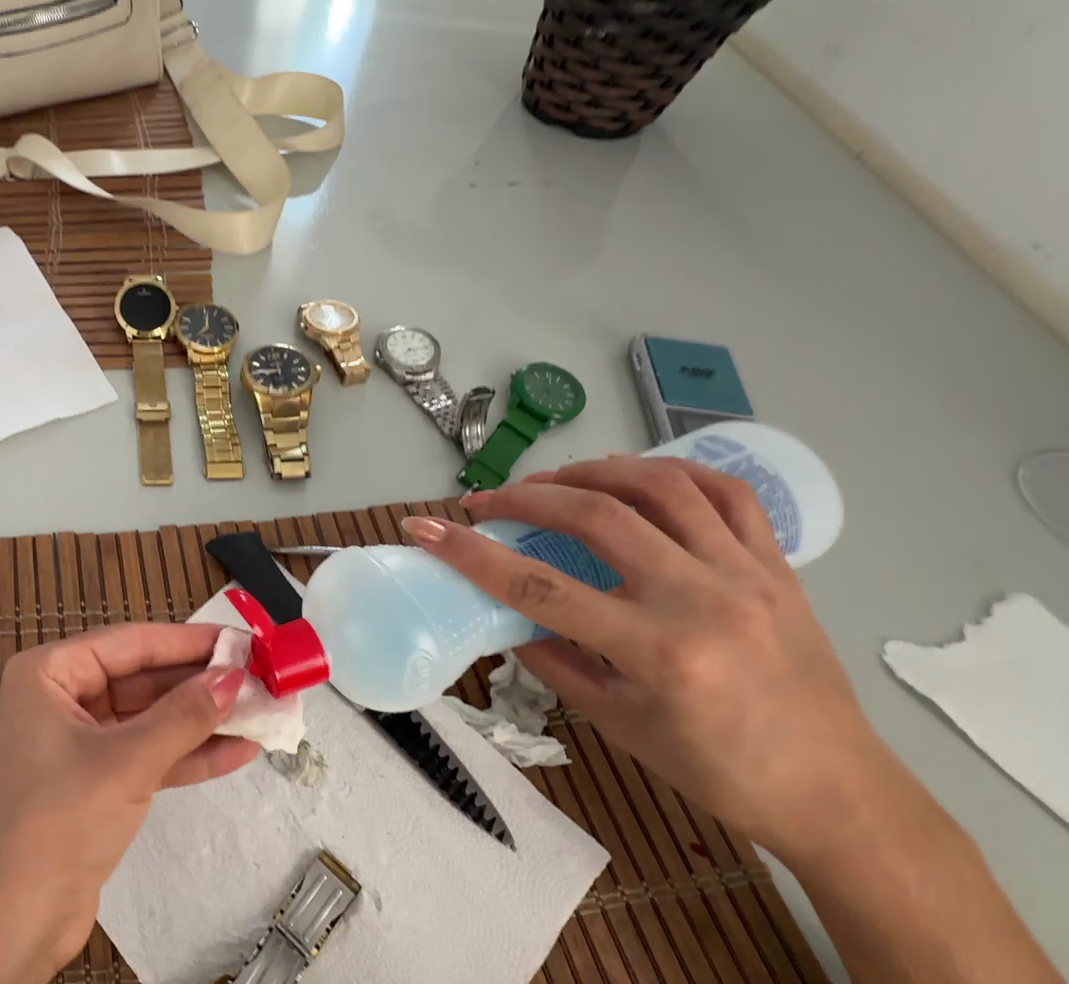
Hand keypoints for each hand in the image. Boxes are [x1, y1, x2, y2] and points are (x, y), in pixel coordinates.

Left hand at [0, 623, 256, 983]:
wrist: (12, 919)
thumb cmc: (56, 822)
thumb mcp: (126, 762)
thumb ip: (183, 716)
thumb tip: (233, 677)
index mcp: (49, 674)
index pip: (130, 643)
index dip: (188, 641)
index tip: (241, 640)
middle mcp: (61, 698)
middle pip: (143, 678)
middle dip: (201, 682)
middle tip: (261, 676)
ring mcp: (78, 742)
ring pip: (151, 718)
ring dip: (202, 719)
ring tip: (261, 711)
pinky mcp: (96, 782)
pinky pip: (149, 755)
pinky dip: (189, 755)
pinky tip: (238, 750)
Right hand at [402, 457, 886, 864]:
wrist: (837, 791)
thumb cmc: (719, 771)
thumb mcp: (618, 723)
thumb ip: (555, 660)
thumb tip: (506, 616)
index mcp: (658, 652)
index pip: (541, 587)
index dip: (472, 554)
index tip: (425, 528)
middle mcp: (702, 599)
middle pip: (596, 517)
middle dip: (525, 498)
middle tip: (485, 500)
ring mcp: (746, 574)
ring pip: (659, 487)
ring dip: (590, 471)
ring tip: (551, 480)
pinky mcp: (777, 565)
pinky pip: (724, 493)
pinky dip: (670, 471)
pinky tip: (633, 476)